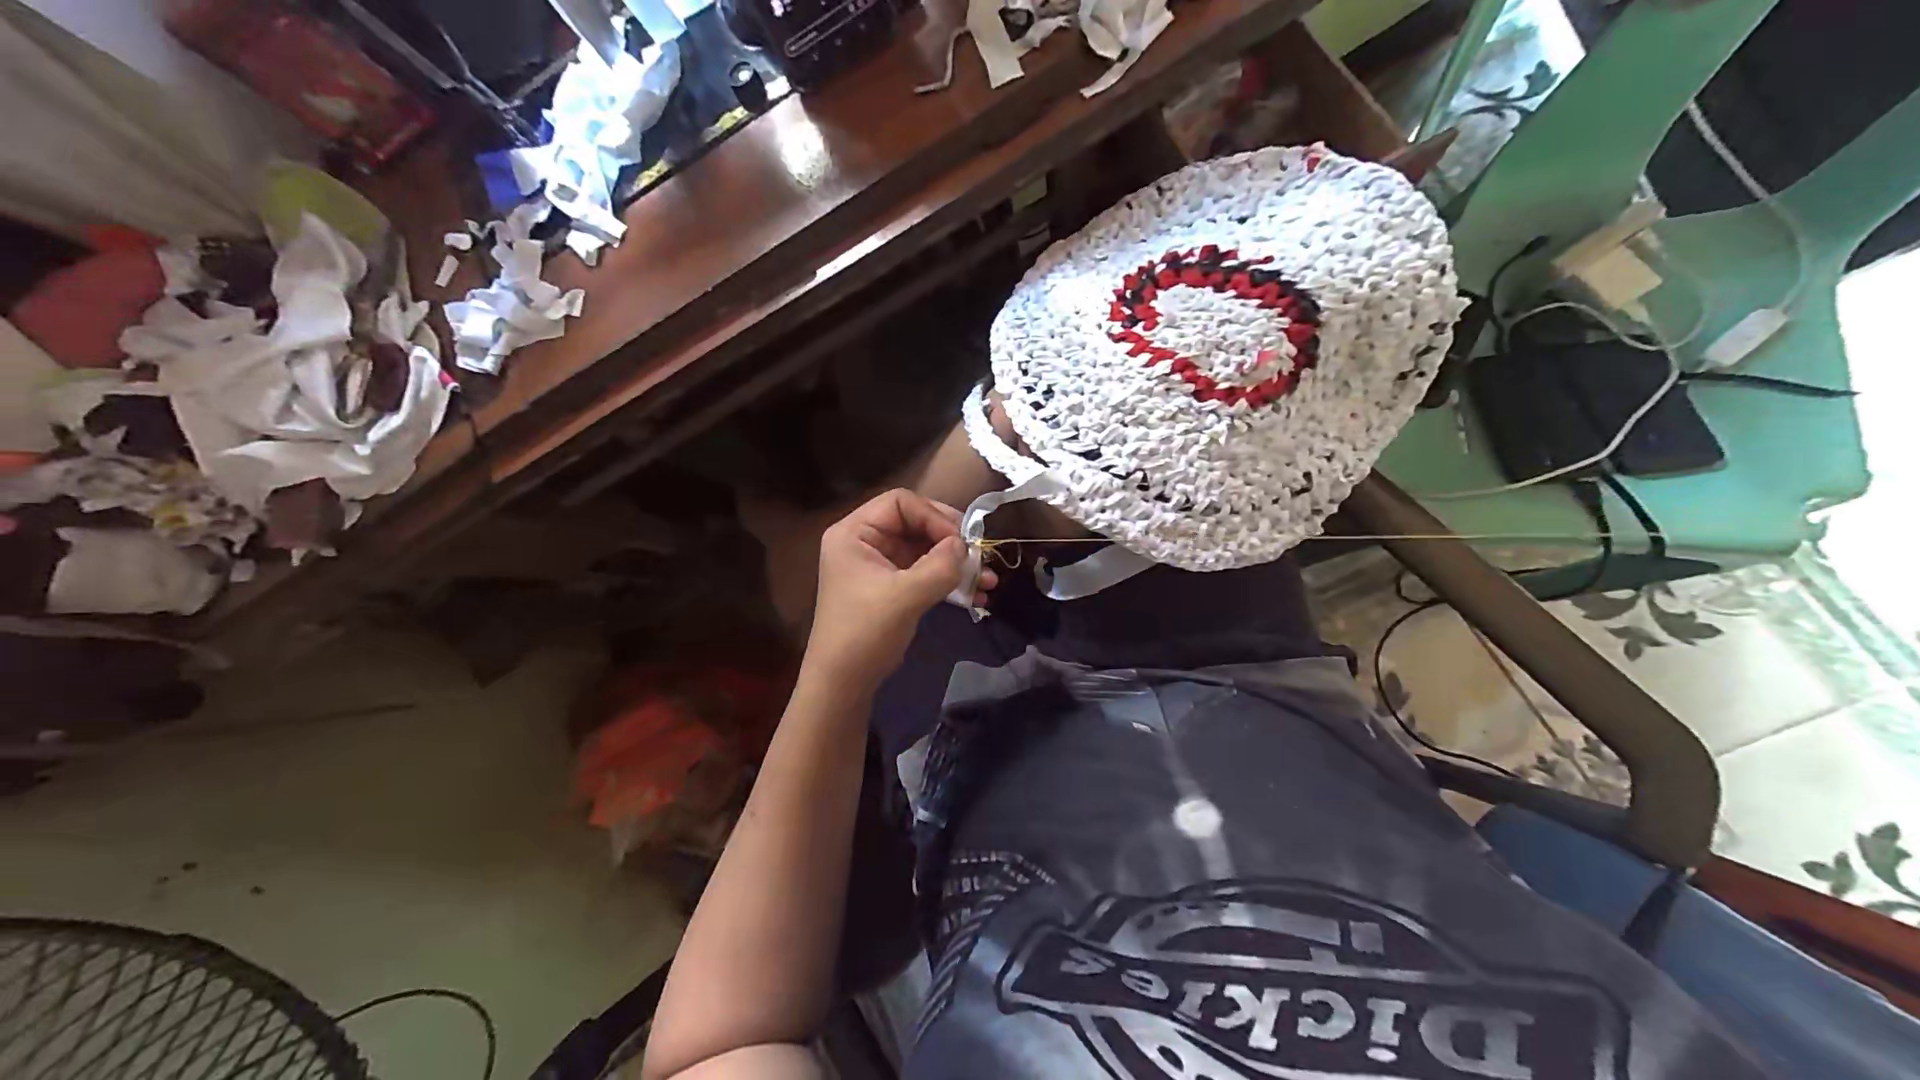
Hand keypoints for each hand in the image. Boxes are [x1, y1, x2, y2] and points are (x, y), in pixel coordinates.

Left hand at [804, 489, 994, 691]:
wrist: (843, 684)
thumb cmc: (864, 634)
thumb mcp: (904, 597)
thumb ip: (938, 567)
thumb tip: (966, 547)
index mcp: (854, 533)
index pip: (901, 503)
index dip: (934, 516)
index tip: (961, 542)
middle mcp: (865, 542)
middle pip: (916, 522)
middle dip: (951, 540)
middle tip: (981, 557)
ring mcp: (879, 565)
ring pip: (925, 548)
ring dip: (956, 562)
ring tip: (988, 580)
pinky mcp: (892, 588)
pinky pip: (925, 571)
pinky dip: (949, 579)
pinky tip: (977, 593)